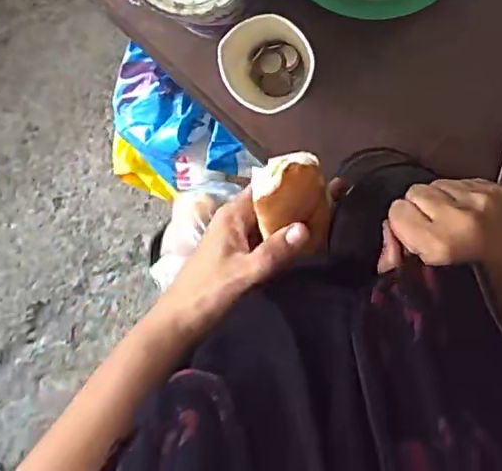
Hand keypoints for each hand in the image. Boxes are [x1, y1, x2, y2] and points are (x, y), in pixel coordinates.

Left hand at [148, 188, 311, 344]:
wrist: (178, 321)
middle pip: (266, 203)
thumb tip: (305, 227)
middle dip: (292, 202)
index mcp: (232, 213)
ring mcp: (232, 235)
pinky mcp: (234, 252)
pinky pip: (261, 237)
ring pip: (264, 221)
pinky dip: (277, 238)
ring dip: (286, 221)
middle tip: (323, 202)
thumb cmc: (208, 292)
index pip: (263, 187)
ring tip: (318, 219)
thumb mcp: (245, 273)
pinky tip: (297, 245)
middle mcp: (232, 218)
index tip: (314, 180)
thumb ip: (274, 251)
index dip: (287, 182)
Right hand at [387, 179, 501, 336]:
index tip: (415, 247)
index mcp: (446, 242)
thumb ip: (401, 262)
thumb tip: (386, 243)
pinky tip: (468, 217)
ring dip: (438, 202)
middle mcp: (465, 213)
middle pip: (414, 192)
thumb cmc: (484, 304)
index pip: (397, 212)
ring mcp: (485, 197)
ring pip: (435, 183)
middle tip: (433, 236)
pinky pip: (458, 181)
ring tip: (453, 226)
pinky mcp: (497, 188)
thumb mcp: (435, 288)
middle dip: (418, 213)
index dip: (402, 230)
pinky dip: (457, 197)